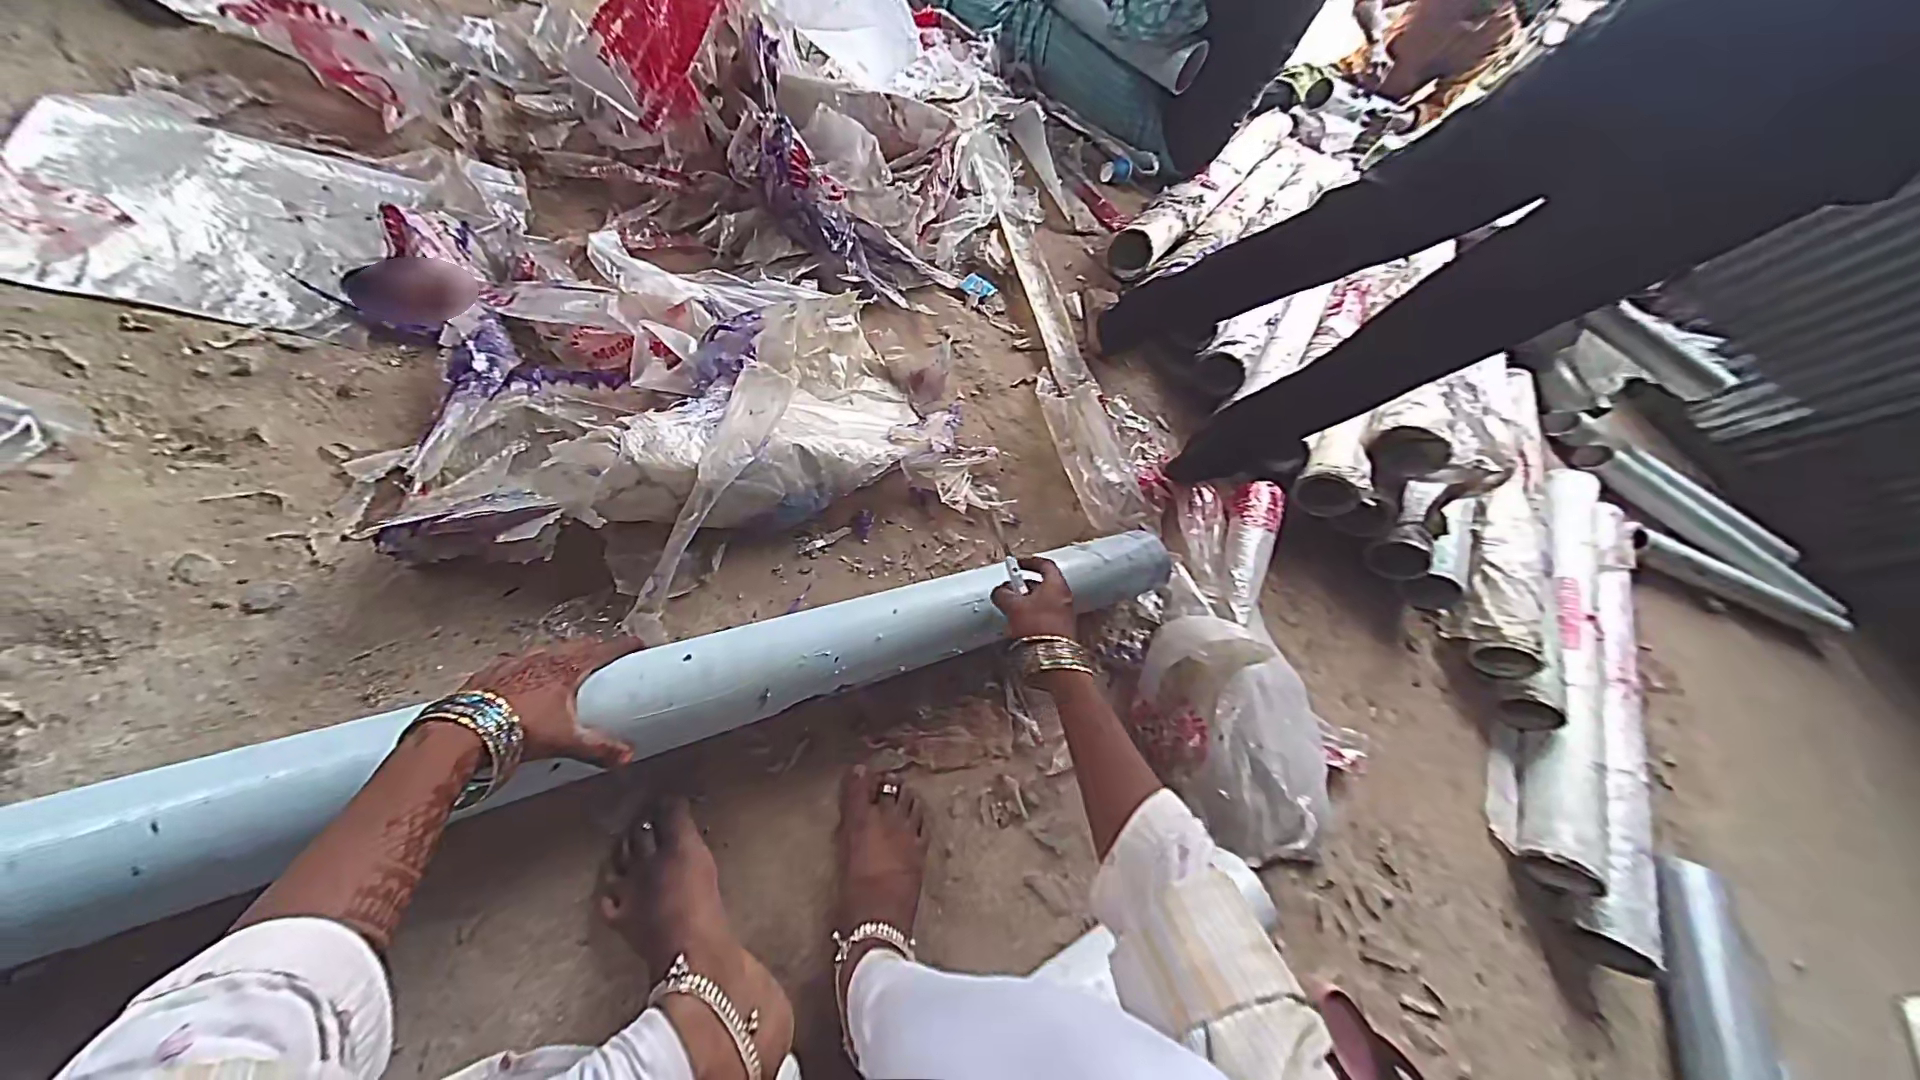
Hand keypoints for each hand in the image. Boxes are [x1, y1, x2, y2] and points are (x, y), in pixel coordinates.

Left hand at [462, 638, 643, 767]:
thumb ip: (599, 748)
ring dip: (559, 654)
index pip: (603, 650)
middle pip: (575, 646)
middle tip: (604, 654)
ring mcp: (513, 663)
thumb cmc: (517, 731)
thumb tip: (627, 757)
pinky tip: (522, 675)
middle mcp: (542, 659)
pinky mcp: (488, 673)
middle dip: (593, 647)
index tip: (636, 644)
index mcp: (567, 668)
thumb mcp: (565, 741)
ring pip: (545, 651)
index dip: (623, 646)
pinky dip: (525, 665)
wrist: (460, 734)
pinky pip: (514, 662)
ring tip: (565, 663)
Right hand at [991, 557, 1078, 639]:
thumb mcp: (1013, 606)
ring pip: (1043, 600)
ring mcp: (1065, 613)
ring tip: (1011, 608)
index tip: (1017, 564)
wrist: (1051, 657)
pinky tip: (1020, 622)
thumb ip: (1003, 594)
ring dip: (1027, 600)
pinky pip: (1045, 613)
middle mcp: (1064, 596)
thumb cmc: (1035, 625)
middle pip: (1044, 583)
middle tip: (1010, 589)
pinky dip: (1032, 612)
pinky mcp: (1061, 628)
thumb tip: (1000, 591)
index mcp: (1056, 585)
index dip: (1029, 562)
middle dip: (1024, 585)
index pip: (1045, 565)